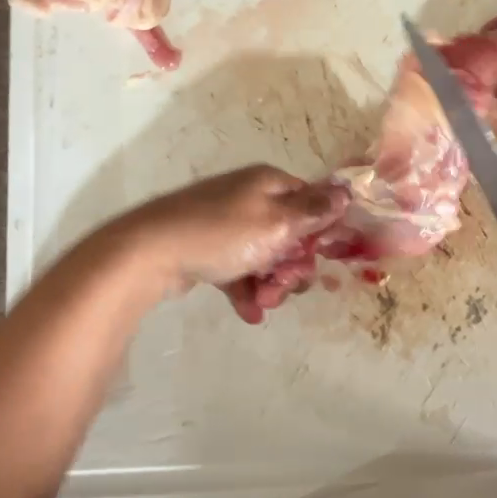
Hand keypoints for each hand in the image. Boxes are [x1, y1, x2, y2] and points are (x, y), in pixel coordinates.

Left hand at [119, 166, 348, 314]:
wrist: (150, 253)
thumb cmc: (221, 234)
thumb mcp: (277, 222)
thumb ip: (315, 211)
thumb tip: (347, 192)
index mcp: (270, 184)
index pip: (313, 205)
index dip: (321, 234)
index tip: (320, 259)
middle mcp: (251, 199)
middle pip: (292, 236)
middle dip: (293, 267)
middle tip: (282, 284)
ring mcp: (228, 226)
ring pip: (267, 258)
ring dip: (272, 284)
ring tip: (262, 302)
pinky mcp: (209, 250)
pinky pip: (240, 271)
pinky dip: (247, 291)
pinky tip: (249, 312)